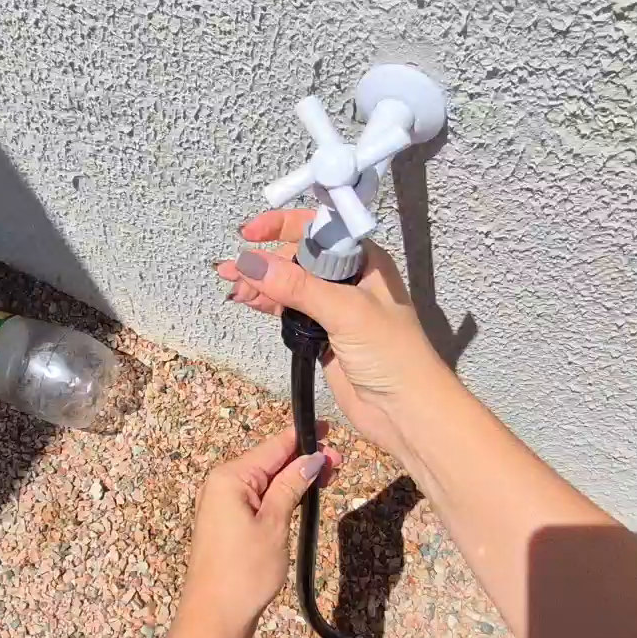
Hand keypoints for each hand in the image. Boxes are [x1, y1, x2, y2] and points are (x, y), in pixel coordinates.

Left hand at [177, 424, 341, 637]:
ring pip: (266, 480)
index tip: (329, 429)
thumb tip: (310, 459)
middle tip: (338, 462)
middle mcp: (222, 484)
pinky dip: (281, 495)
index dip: (302, 438)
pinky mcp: (228, 523)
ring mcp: (223, 504)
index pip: (273, 447)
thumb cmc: (243, 572)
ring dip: (294, 478)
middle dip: (303, 459)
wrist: (214, 618)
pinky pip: (258, 498)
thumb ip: (290, 486)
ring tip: (327, 477)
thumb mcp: (275, 524)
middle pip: (269, 461)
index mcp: (230, 478)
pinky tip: (301, 496)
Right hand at [217, 209, 453, 457]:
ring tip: (231, 286)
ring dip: (261, 283)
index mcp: (365, 261)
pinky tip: (247, 301)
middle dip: (266, 260)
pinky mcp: (323, 334)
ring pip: (290, 285)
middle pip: (299, 257)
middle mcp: (349, 279)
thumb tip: (249, 262)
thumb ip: (297, 287)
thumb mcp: (345, 312)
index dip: (284, 226)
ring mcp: (334, 308)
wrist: (406, 411)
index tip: (250, 232)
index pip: (319, 230)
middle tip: (233, 271)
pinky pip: (289, 310)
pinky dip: (267, 304)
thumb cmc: (390, 354)